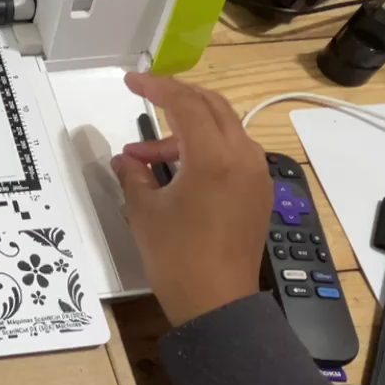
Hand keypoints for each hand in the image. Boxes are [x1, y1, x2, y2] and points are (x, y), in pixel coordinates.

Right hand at [111, 73, 270, 324]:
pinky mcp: (257, 192)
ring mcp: (255, 175)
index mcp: (213, 157)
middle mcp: (243, 157)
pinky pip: (231, 154)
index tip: (131, 81)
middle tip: (145, 97)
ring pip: (222, 130)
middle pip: (212, 107)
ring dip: (185, 131)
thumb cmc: (176, 256)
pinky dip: (202, 150)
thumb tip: (127, 159)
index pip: (185, 104)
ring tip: (146, 156)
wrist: (216, 303)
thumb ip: (134, 175)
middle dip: (176, 98)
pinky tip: (175, 171)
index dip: (156, 88)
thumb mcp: (145, 211)